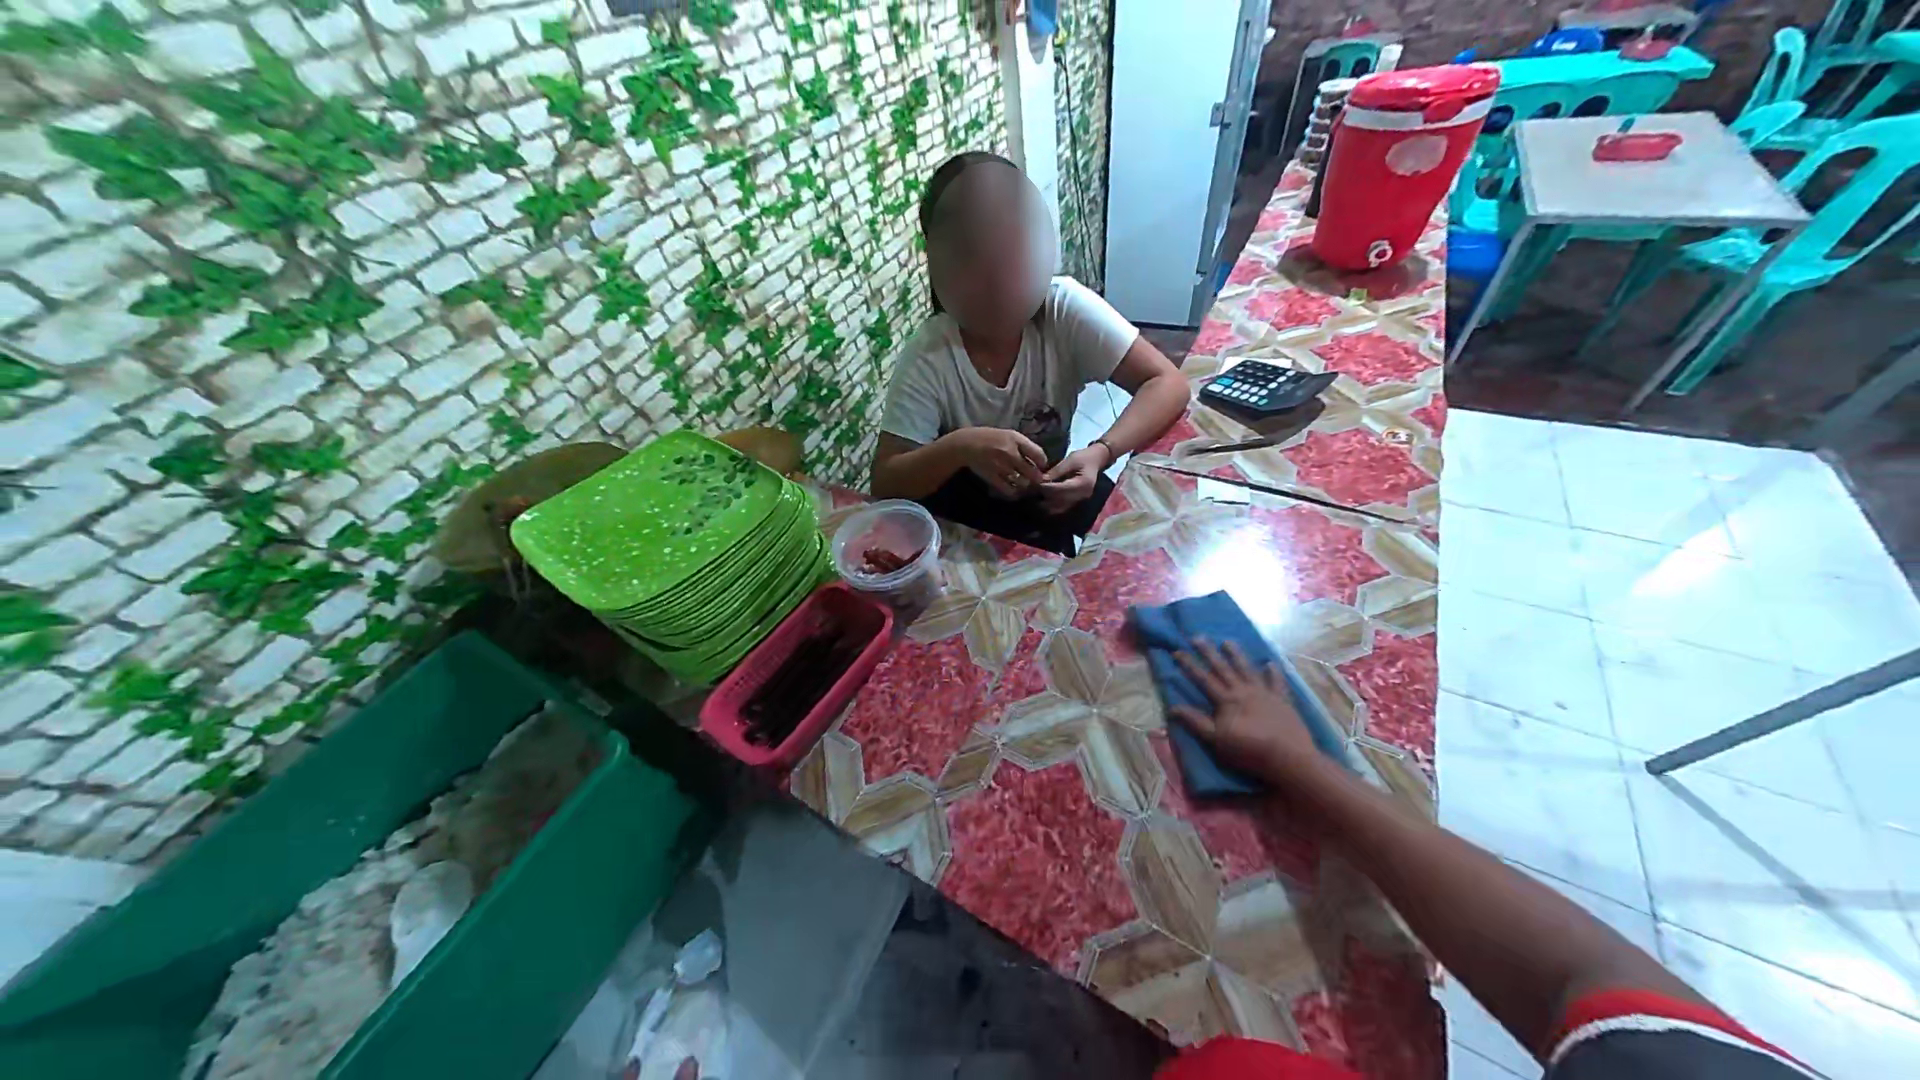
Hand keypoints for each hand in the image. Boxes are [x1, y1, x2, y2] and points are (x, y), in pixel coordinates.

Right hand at [954, 427, 1045, 498]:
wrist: (966, 444)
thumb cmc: (989, 438)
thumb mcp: (1009, 435)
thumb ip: (1024, 446)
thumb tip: (1039, 461)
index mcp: (1016, 439)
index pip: (1039, 455)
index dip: (1042, 463)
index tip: (1040, 466)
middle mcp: (1010, 453)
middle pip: (1033, 472)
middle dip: (1036, 478)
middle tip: (1035, 479)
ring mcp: (1001, 466)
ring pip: (1023, 483)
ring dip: (1025, 485)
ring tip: (1024, 483)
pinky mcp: (993, 477)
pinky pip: (1009, 489)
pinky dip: (1014, 491)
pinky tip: (1013, 489)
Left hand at [1038, 444, 1109, 512]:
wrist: (1097, 461)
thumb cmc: (1084, 457)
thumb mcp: (1070, 460)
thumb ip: (1056, 471)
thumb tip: (1041, 480)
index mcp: (1082, 483)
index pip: (1061, 489)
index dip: (1046, 487)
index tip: (1034, 484)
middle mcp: (1082, 495)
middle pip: (1059, 501)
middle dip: (1044, 497)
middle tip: (1031, 492)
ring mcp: (1080, 500)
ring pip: (1060, 507)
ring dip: (1046, 504)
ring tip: (1034, 497)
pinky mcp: (1077, 502)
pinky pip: (1062, 507)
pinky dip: (1051, 505)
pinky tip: (1042, 500)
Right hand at [1171, 639, 1319, 780]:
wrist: (1288, 757)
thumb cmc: (1249, 751)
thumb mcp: (1216, 740)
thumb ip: (1196, 722)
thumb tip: (1172, 707)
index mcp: (1226, 700)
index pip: (1203, 679)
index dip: (1189, 665)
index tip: (1177, 651)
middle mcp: (1243, 691)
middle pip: (1223, 668)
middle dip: (1209, 653)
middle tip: (1198, 637)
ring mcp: (1264, 693)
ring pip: (1247, 669)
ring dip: (1237, 655)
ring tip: (1228, 641)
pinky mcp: (1282, 700)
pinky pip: (1277, 683)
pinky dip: (1274, 673)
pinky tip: (1271, 664)